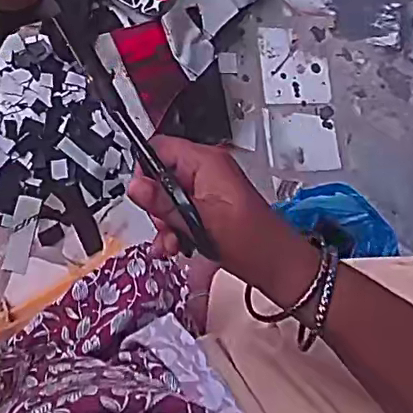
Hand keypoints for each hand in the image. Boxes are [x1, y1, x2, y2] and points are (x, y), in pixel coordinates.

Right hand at [127, 136, 321, 303]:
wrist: (276, 265)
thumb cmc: (251, 242)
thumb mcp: (197, 221)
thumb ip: (163, 202)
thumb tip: (135, 186)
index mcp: (206, 162)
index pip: (159, 147)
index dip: (144, 169)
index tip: (142, 194)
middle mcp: (206, 168)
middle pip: (161, 173)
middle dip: (156, 204)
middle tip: (164, 224)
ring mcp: (208, 185)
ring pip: (168, 195)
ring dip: (164, 220)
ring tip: (172, 240)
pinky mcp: (208, 202)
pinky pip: (180, 206)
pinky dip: (175, 225)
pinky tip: (176, 243)